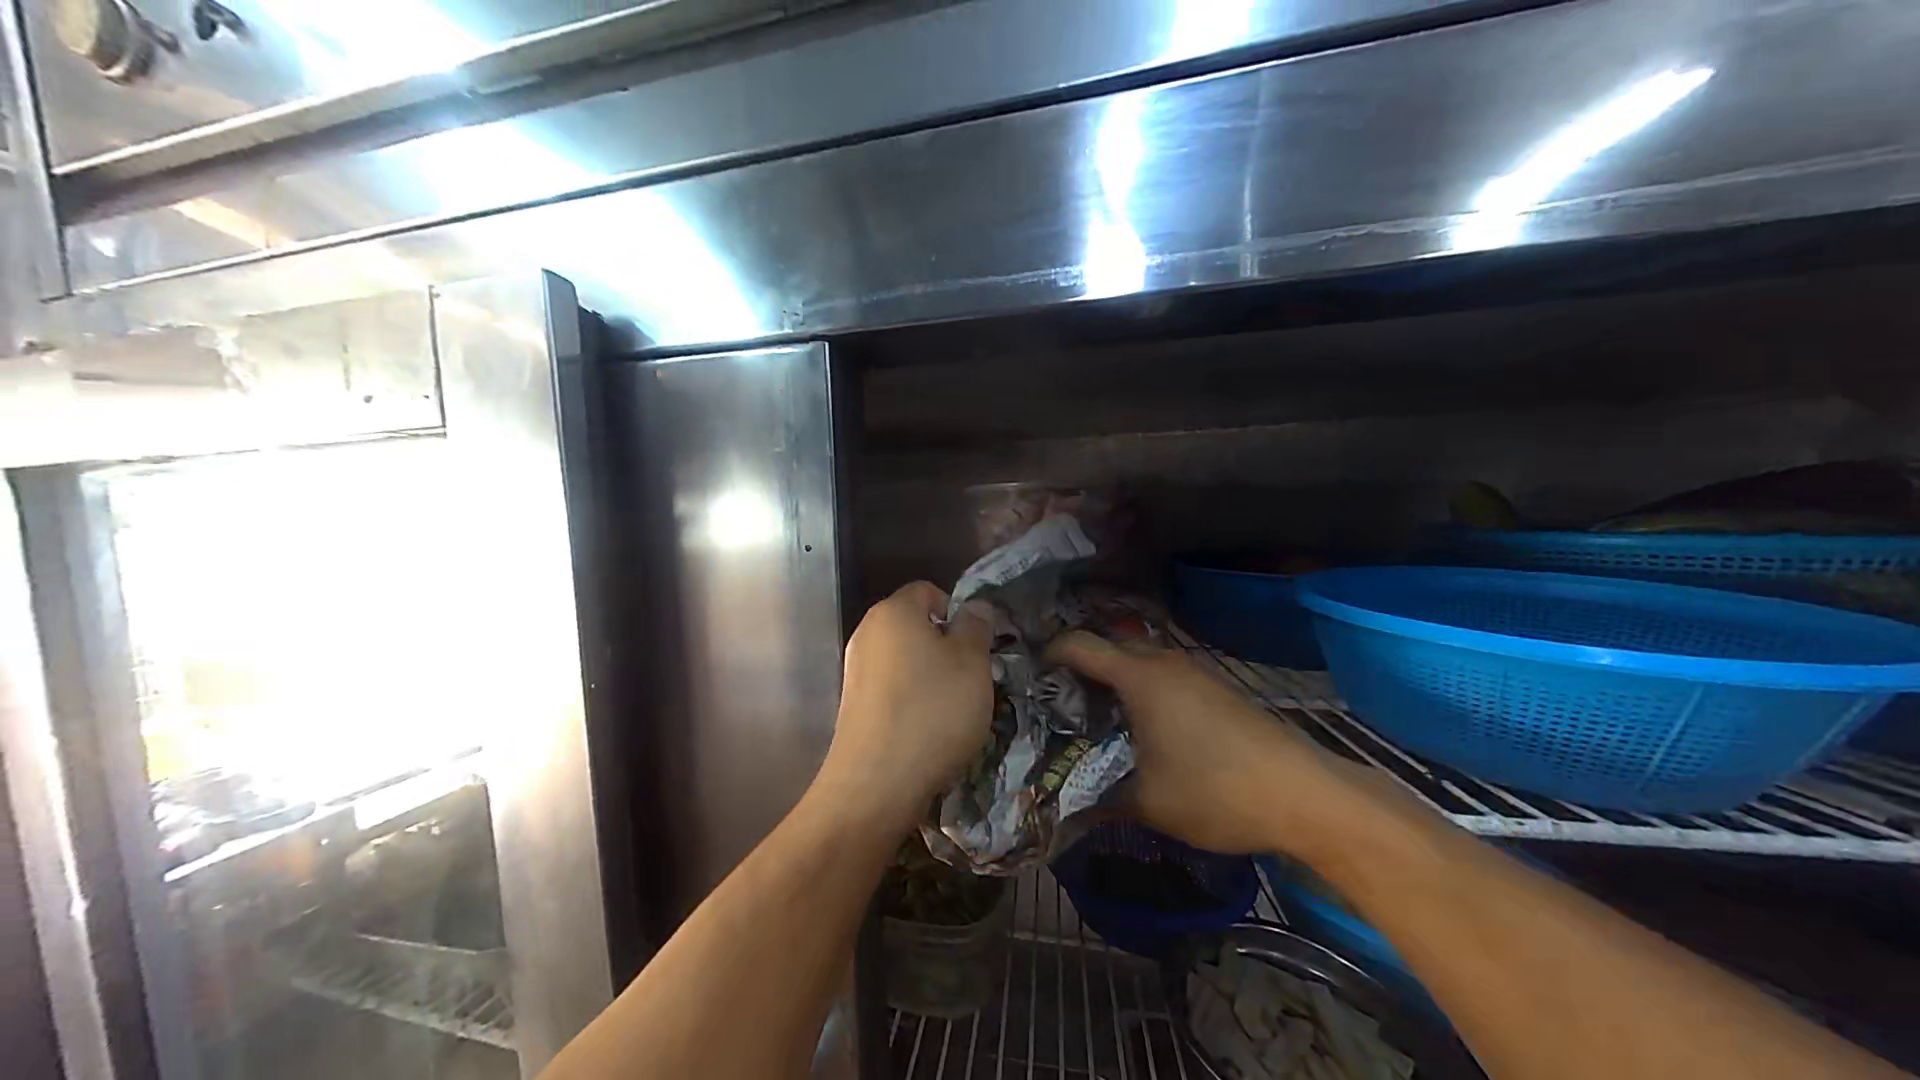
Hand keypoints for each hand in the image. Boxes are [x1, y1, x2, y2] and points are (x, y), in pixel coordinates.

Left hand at [819, 582, 993, 825]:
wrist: (877, 783)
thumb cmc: (934, 710)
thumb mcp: (972, 663)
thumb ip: (976, 627)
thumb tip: (975, 606)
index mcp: (893, 611)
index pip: (927, 590)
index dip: (956, 609)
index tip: (977, 642)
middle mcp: (867, 633)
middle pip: (914, 626)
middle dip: (945, 646)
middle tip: (972, 677)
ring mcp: (855, 671)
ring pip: (904, 661)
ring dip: (931, 676)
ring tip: (953, 710)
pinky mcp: (853, 706)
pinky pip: (891, 690)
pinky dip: (911, 701)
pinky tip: (928, 730)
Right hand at [1047, 632, 1363, 855]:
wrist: (1305, 796)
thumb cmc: (1215, 791)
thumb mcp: (1147, 802)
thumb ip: (1099, 798)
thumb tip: (1065, 808)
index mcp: (1139, 677)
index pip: (1078, 644)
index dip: (1047, 655)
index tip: (1028, 680)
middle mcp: (1165, 663)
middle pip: (1108, 649)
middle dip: (1078, 672)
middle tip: (1056, 708)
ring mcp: (1195, 673)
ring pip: (1138, 663)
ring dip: (1113, 683)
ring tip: (1094, 721)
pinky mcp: (1217, 689)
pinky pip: (1164, 677)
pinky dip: (1141, 692)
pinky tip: (1141, 730)